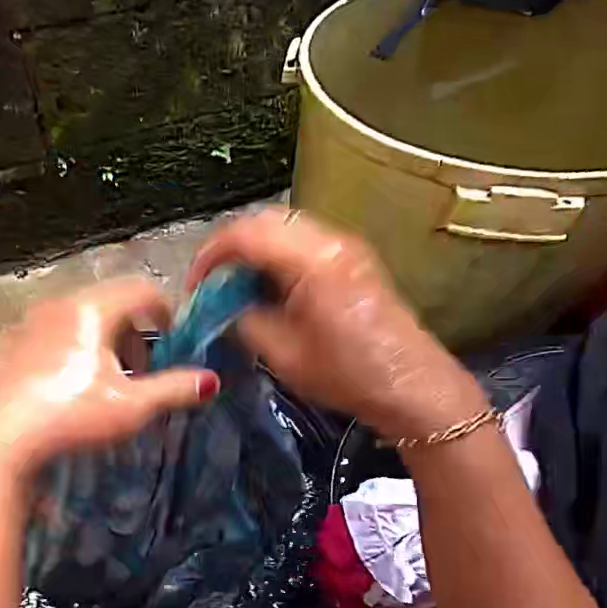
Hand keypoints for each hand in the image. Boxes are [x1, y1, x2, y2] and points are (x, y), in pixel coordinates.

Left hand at [0, 278, 219, 479]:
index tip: (174, 343)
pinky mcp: (16, 345)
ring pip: (86, 319)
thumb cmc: (70, 416)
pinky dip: (80, 349)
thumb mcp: (131, 406)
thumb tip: (211, 381)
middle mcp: (61, 305)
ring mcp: (33, 323)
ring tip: (112, 384)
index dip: (167, 312)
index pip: (143, 290)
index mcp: (91, 309)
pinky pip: (61, 332)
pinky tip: (77, 389)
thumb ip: (173, 389)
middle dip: (137, 334)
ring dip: (109, 343)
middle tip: (143, 372)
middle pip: (114, 303)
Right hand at [190, 209, 484, 440]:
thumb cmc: (348, 375)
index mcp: (312, 260)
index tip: (194, 286)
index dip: (210, 255)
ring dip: (253, 248)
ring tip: (234, 285)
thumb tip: (221, 306)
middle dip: (229, 247)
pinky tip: (267, 286)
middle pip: (264, 220)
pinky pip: (303, 240)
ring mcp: (346, 245)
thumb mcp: (283, 354)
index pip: (246, 234)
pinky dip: (276, 254)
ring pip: (284, 226)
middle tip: (210, 282)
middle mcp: (330, 240)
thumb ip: (243, 321)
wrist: (412, 387)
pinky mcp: (353, 259)